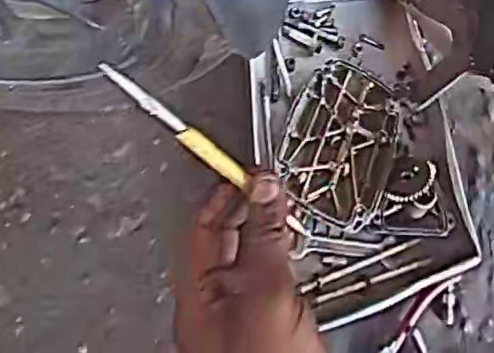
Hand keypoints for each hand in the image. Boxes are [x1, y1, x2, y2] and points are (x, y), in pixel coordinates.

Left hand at [174, 174, 324, 352]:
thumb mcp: (267, 291)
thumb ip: (265, 235)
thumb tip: (264, 184)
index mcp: (198, 295)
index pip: (204, 225)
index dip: (229, 192)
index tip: (257, 171)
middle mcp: (213, 303)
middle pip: (226, 237)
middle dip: (251, 208)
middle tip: (278, 188)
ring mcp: (240, 314)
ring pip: (249, 254)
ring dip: (269, 228)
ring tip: (289, 213)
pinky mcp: (266, 322)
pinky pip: (267, 273)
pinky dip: (281, 251)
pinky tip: (295, 246)